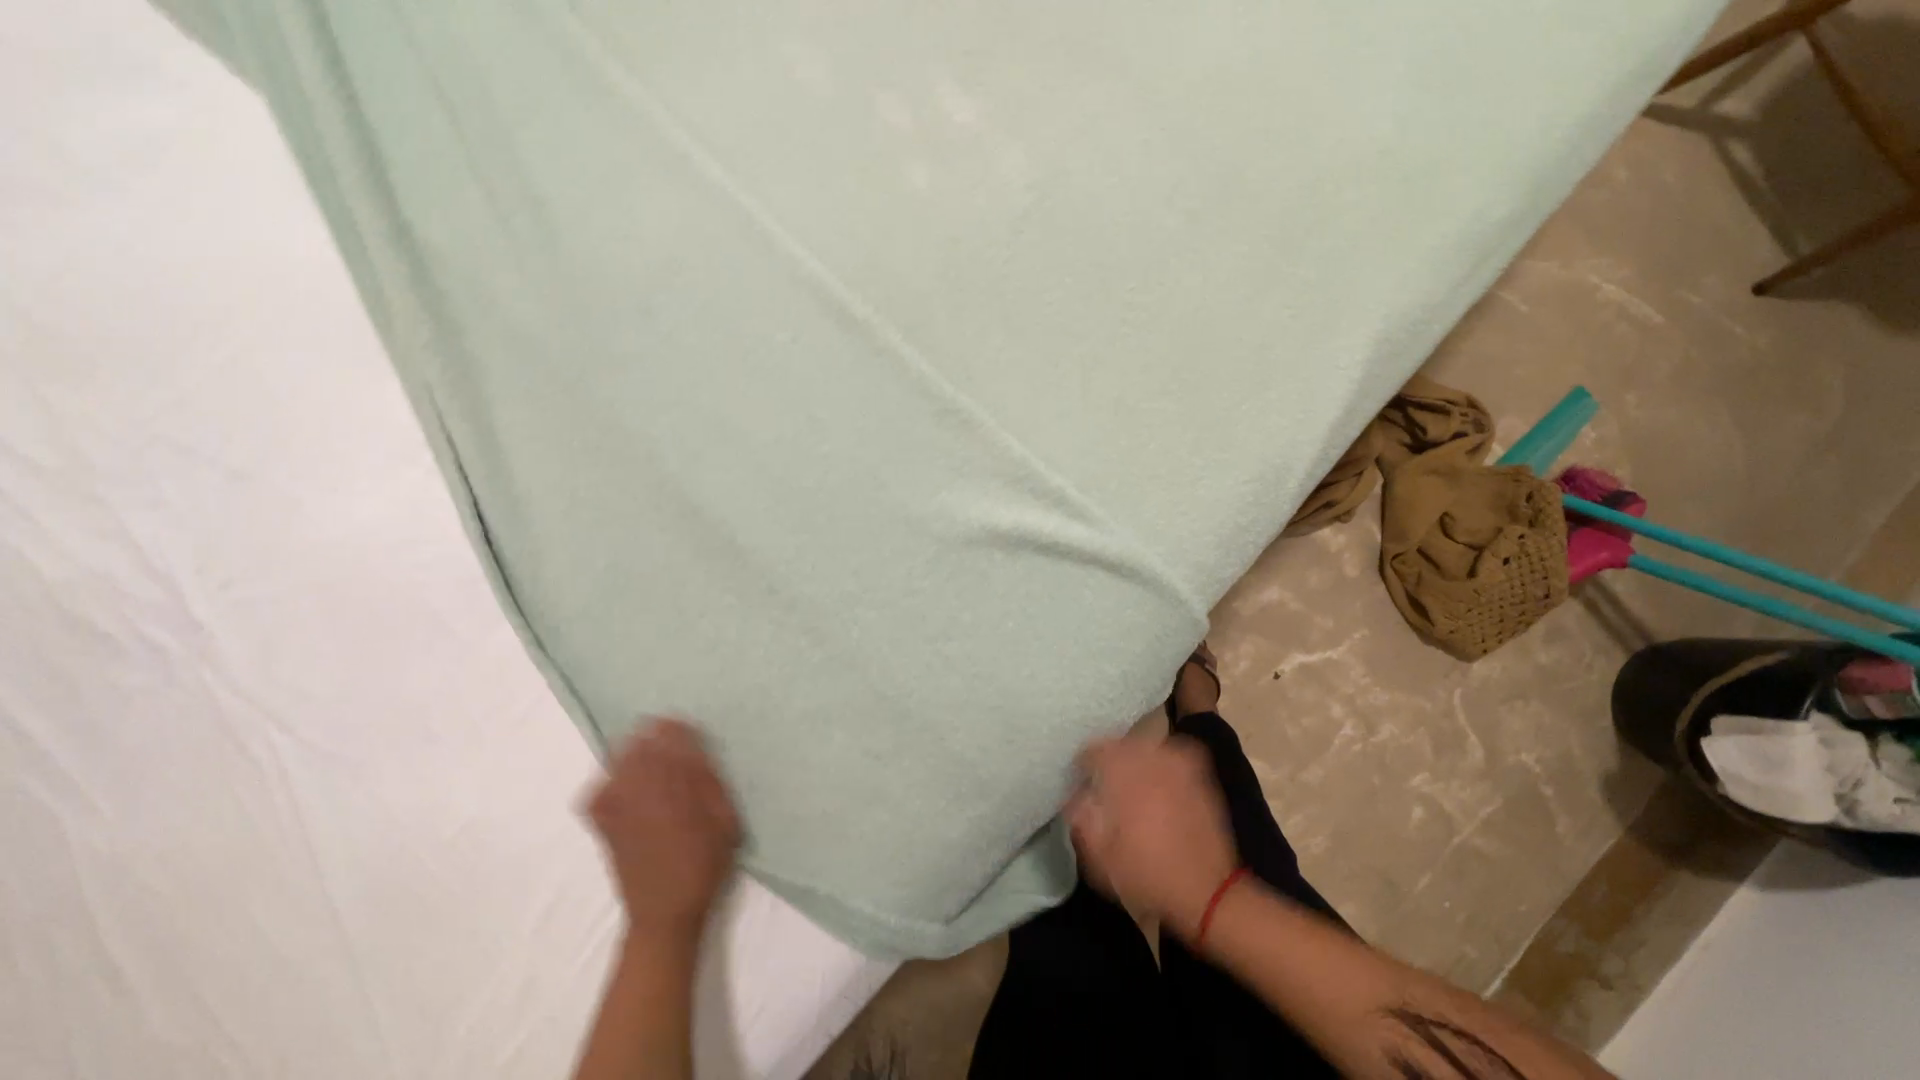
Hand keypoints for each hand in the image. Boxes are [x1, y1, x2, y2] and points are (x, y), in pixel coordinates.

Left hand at [586, 719, 741, 946]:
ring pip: (619, 761)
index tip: (685, 725)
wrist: (664, 913)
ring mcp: (617, 807)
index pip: (673, 741)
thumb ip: (711, 784)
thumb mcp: (725, 823)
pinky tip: (620, 784)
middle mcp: (643, 791)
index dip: (677, 728)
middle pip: (642, 745)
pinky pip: (597, 790)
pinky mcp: (602, 823)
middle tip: (665, 734)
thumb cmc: (704, 867)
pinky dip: (608, 780)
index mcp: (678, 788)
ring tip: (645, 755)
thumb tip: (697, 752)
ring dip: (632, 752)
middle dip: (653, 734)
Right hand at [1066, 734, 1238, 940]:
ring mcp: (1184, 765)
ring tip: (1132, 786)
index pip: (1094, 750)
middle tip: (1105, 784)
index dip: (1083, 765)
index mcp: (1126, 773)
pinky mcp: (1204, 777)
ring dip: (1138, 762)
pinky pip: (1174, 758)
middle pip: (1123, 745)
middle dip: (1111, 761)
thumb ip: (1081, 817)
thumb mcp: (1099, 856)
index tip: (1080, 782)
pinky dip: (1162, 767)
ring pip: (1150, 748)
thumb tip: (1078, 795)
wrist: (1209, 894)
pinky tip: (1158, 790)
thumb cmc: (1148, 877)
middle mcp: (1155, 759)